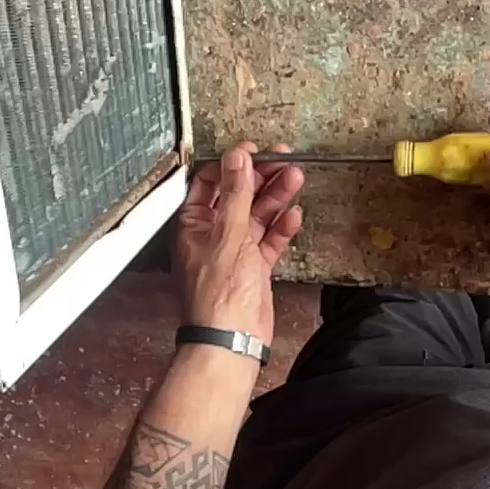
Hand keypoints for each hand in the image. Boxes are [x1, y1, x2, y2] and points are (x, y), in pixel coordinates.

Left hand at [175, 142, 304, 345]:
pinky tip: (293, 216)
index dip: (232, 162)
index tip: (254, 149)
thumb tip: (236, 158)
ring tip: (296, 178)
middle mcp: (211, 235)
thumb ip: (235, 194)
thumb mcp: (228, 234)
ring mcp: (234, 251)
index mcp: (193, 224)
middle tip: (285, 160)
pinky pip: (268, 240)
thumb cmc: (218, 295)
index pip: (210, 181)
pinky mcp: (253, 267)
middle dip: (261, 177)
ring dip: (276, 197)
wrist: (232, 339)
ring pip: (257, 215)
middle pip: (237, 195)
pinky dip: (281, 228)